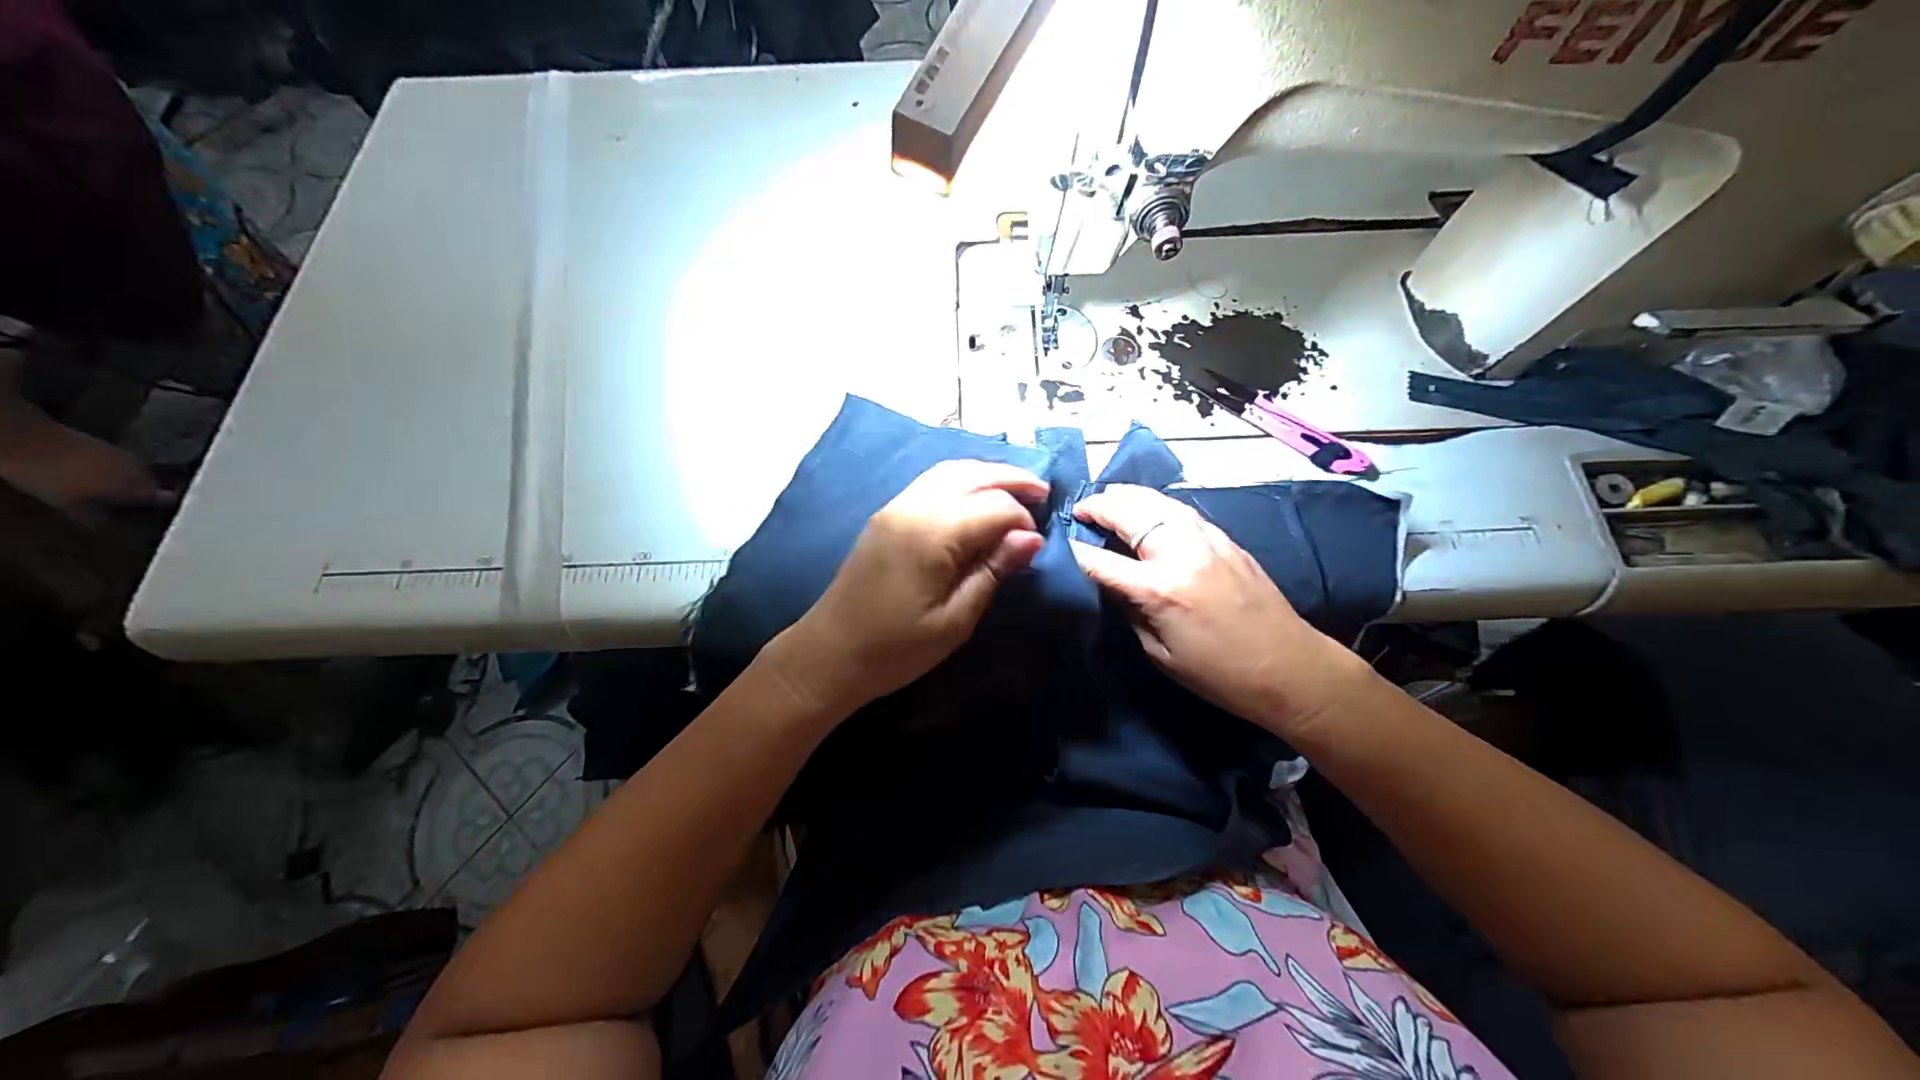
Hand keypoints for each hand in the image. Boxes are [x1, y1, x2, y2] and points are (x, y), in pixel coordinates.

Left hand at [764, 460, 1047, 716]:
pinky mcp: (885, 517)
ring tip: (1016, 490)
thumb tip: (1031, 538)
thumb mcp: (955, 621)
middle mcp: (912, 507)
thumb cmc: (895, 649)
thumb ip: (993, 571)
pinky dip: (960, 483)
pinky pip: (930, 484)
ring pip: (948, 472)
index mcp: (931, 533)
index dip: (1021, 521)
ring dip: (985, 475)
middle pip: (970, 474)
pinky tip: (976, 500)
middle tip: (1043, 492)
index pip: (993, 506)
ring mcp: (894, 508)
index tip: (1034, 547)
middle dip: (1010, 479)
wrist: (829, 655)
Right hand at [1070, 484, 1371, 735]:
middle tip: (1080, 510)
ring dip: (1127, 496)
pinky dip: (1156, 504)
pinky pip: (1181, 511)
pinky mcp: (1225, 539)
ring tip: (1107, 499)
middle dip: (1099, 507)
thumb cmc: (1218, 674)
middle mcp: (1181, 552)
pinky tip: (1146, 510)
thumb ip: (1130, 610)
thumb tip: (1110, 582)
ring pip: (1157, 501)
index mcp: (1159, 588)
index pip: (1100, 560)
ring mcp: (1207, 540)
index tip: (1058, 543)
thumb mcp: (1159, 652)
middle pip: (1129, 512)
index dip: (1074, 551)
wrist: (1290, 668)